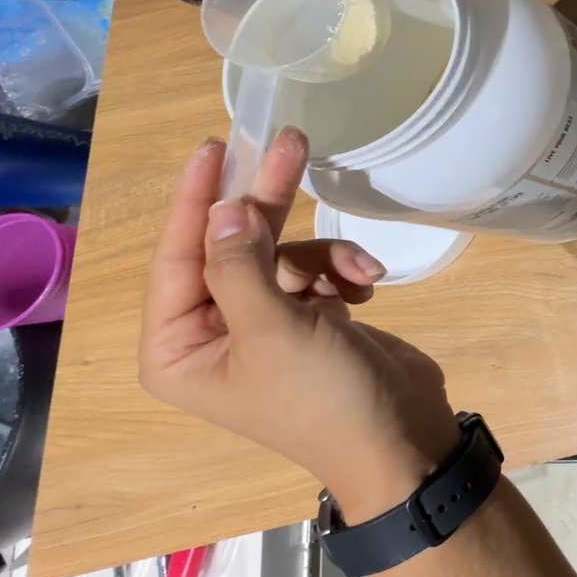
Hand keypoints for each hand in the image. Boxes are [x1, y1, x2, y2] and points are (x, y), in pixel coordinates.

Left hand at [139, 129, 461, 519]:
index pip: (180, 256)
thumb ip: (243, 267)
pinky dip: (347, 273)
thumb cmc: (321, 394)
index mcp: (181, 345)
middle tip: (292, 144)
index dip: (200, 199)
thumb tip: (224, 209)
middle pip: (237, 246)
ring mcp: (270, 323)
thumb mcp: (276, 330)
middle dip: (270, 202)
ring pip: (289, 257)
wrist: (396, 433)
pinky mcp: (314, 319)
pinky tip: (369, 289)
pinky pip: (321, 273)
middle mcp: (217, 330)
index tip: (218, 147)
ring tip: (361, 276)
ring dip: (329, 256)